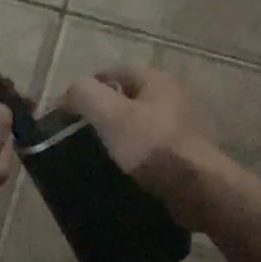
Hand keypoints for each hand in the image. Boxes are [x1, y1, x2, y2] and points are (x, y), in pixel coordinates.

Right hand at [63, 65, 220, 227]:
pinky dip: (127, 158)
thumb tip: (67, 94)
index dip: (85, 87)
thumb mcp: (110, 114)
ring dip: (111, 138)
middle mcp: (169, 98)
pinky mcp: (179, 156)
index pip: (111, 72)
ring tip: (89, 156)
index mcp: (155, 80)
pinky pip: (145, 150)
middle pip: (122, 99)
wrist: (196, 189)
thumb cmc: (152, 146)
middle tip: (74, 134)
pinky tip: (113, 172)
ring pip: (133, 126)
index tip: (64, 111)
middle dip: (97, 114)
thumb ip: (83, 94)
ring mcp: (177, 128)